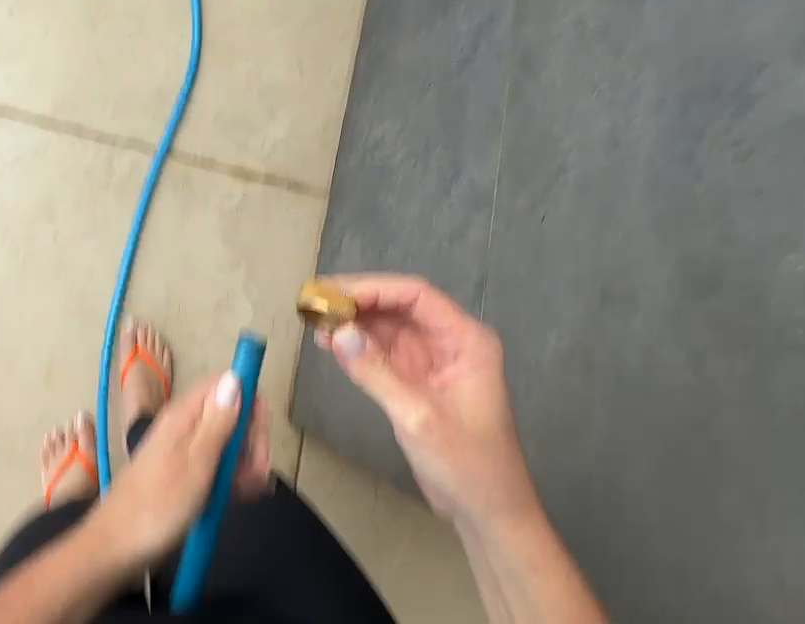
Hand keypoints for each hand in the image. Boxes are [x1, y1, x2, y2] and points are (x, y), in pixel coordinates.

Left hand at [84, 372, 270, 570]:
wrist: (117, 547)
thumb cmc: (158, 506)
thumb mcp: (196, 463)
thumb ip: (218, 422)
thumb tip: (235, 377)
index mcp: (185, 414)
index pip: (225, 383)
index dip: (249, 401)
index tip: (259, 436)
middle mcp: (185, 425)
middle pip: (230, 412)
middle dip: (251, 438)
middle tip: (257, 474)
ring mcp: (184, 450)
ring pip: (226, 441)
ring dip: (244, 461)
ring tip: (249, 491)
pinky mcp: (184, 474)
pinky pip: (215, 464)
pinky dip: (231, 476)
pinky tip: (239, 496)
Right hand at [318, 275, 536, 523]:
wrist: (487, 514)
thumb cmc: (467, 465)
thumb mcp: (419, 417)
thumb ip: (377, 372)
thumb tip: (337, 332)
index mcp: (466, 340)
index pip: (417, 296)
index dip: (375, 289)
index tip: (335, 295)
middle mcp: (450, 341)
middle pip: (400, 305)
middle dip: (358, 302)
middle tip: (317, 303)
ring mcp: (432, 359)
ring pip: (388, 325)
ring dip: (353, 322)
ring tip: (317, 323)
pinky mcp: (416, 379)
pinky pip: (382, 350)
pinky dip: (357, 345)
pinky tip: (331, 344)